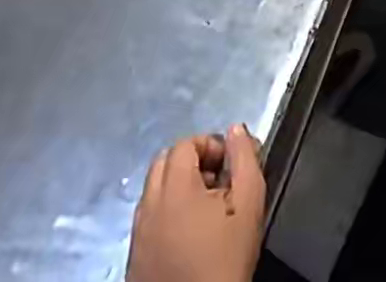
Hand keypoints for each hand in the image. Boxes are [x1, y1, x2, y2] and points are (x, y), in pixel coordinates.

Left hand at [127, 125, 266, 281]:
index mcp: (175, 191)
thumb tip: (236, 130)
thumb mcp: (251, 199)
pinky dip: (168, 207)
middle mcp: (148, 207)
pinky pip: (148, 214)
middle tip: (220, 178)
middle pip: (163, 162)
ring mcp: (137, 233)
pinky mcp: (134, 254)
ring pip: (154, 188)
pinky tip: (193, 229)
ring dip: (180, 183)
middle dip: (193, 160)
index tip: (231, 163)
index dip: (211, 144)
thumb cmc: (227, 254)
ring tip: (209, 204)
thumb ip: (245, 157)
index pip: (184, 145)